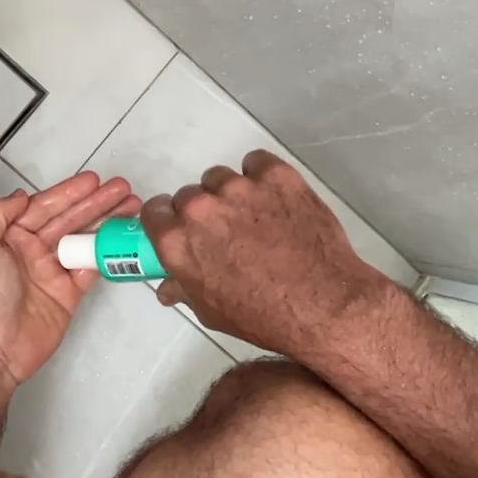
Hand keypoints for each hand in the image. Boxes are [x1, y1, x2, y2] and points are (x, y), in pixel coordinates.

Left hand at [0, 173, 141, 388]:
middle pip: (69, 219)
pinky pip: (91, 268)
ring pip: (84, 239)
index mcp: (10, 236)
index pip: (43, 207)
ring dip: (106, 222)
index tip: (94, 179)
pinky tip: (125, 238)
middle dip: (96, 203)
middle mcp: (32, 249)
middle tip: (124, 188)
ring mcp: (52, 271)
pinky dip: (107, 253)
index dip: (69, 192)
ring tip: (133, 206)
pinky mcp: (69, 293)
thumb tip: (21, 195)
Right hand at [142, 150, 396, 358]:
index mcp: (176, 240)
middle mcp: (200, 208)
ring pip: (221, 178)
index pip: (155, 211)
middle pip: (189, 196)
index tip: (185, 231)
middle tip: (227, 233)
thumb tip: (168, 287)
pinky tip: (276, 199)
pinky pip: (256, 162)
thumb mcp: (209, 311)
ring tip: (256, 217)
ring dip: (231, 194)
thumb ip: (183, 290)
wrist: (322, 305)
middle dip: (203, 212)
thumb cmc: (259, 315)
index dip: (169, 221)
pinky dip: (262, 176)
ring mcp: (238, 188)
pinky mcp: (275, 175)